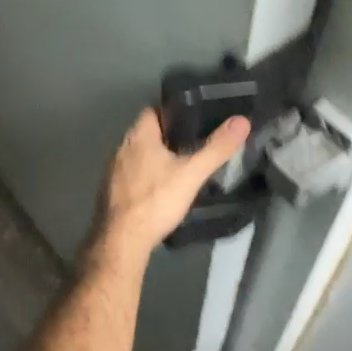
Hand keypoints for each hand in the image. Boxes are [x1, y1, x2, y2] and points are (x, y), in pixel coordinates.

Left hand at [90, 109, 249, 262]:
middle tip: (192, 146)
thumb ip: (216, 148)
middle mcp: (120, 148)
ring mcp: (112, 171)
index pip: (153, 110)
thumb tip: (241, 121)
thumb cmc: (156, 201)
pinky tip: (158, 191)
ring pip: (137, 156)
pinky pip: (129, 176)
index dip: (173, 112)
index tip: (193, 122)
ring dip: (154, 158)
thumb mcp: (192, 174)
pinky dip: (144, 177)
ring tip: (178, 168)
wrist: (122, 240)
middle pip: (145, 133)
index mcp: (138, 136)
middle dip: (166, 137)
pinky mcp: (109, 192)